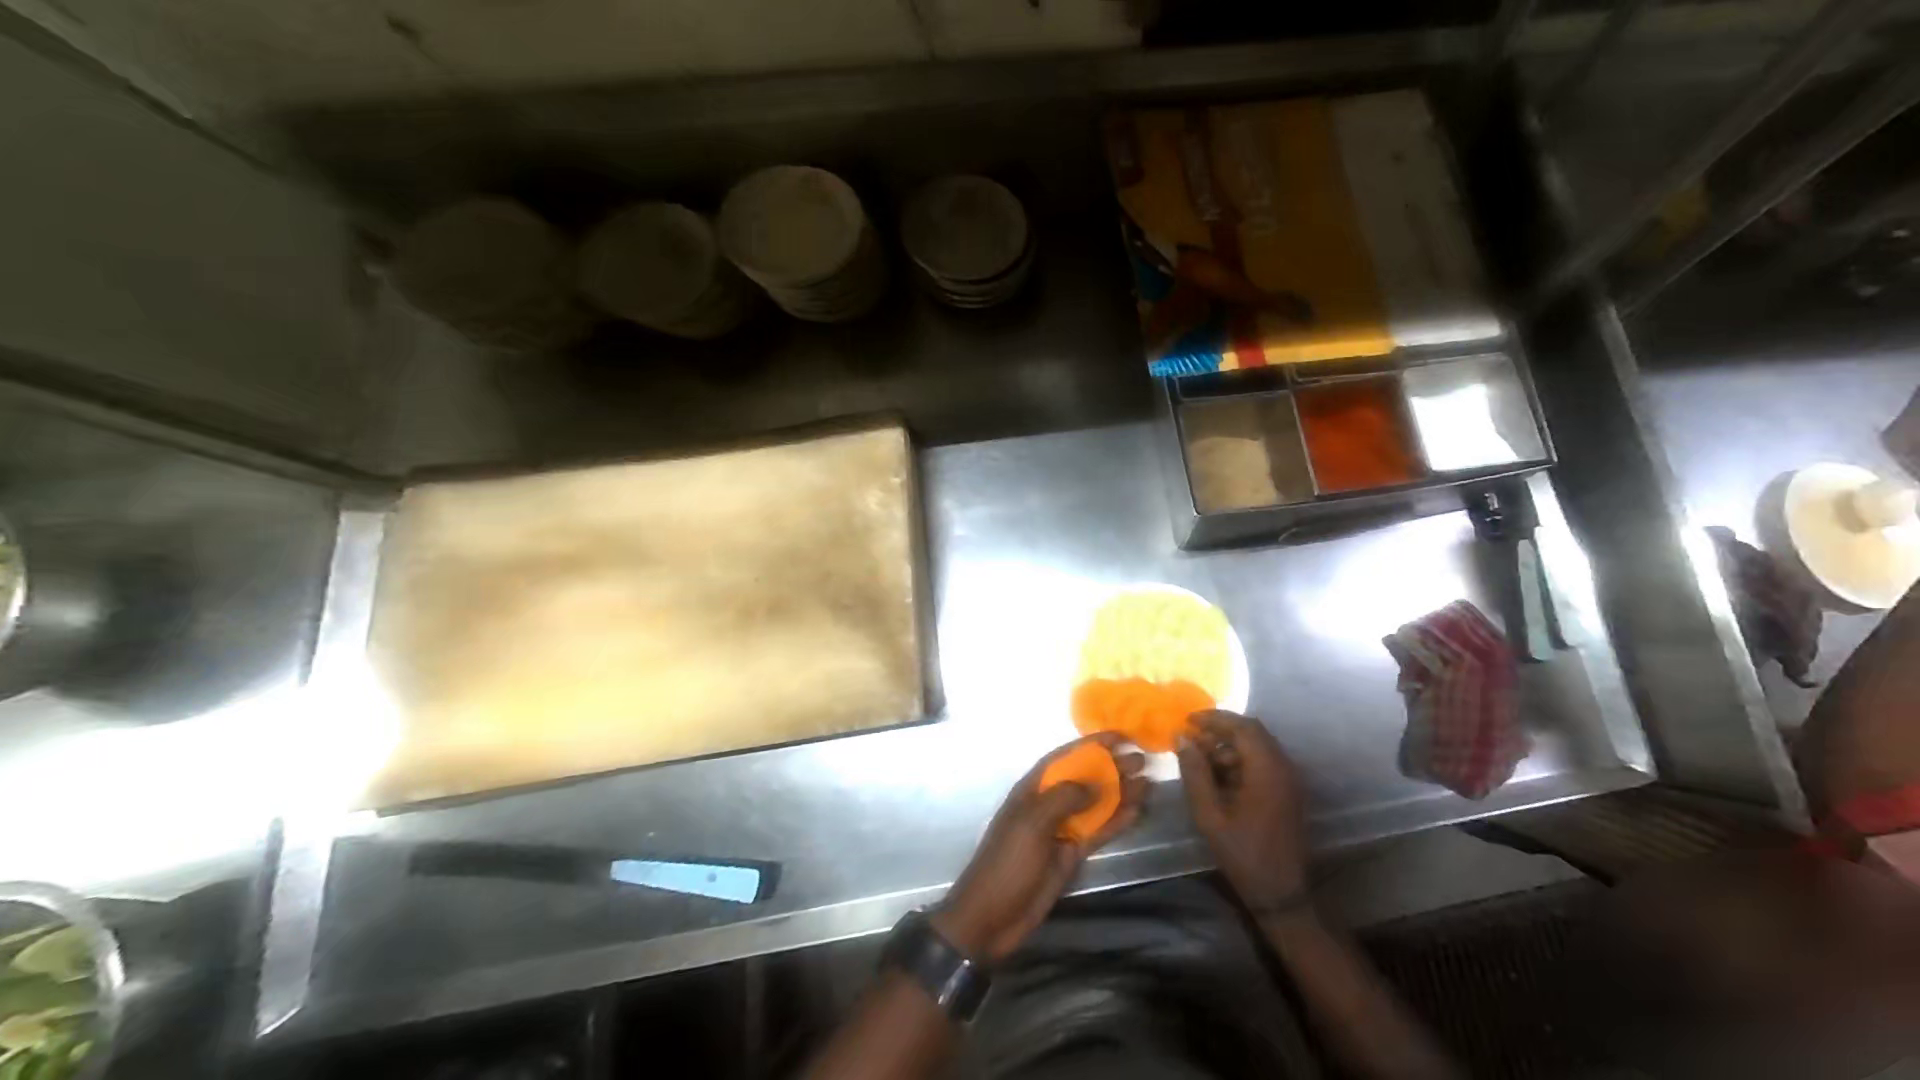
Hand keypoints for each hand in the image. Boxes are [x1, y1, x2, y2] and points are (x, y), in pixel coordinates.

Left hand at [933, 733, 1146, 962]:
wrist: (992, 916)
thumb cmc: (1007, 863)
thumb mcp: (1032, 824)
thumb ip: (1064, 798)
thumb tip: (1096, 783)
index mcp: (1032, 789)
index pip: (1065, 757)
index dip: (1091, 744)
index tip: (1120, 736)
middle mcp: (1048, 803)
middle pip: (1084, 778)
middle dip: (1111, 767)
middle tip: (1144, 760)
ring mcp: (1060, 829)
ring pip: (1095, 804)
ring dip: (1119, 793)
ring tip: (1149, 782)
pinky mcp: (1071, 853)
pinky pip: (1097, 831)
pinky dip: (1116, 821)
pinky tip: (1137, 811)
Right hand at [1177, 710, 1308, 909]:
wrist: (1281, 893)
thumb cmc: (1243, 854)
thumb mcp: (1210, 815)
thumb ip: (1195, 773)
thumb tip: (1183, 739)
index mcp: (1268, 771)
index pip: (1243, 728)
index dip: (1214, 719)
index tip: (1187, 721)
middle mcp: (1284, 768)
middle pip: (1253, 732)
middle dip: (1221, 729)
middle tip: (1192, 736)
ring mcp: (1290, 780)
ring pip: (1259, 745)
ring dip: (1230, 744)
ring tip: (1201, 756)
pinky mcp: (1289, 791)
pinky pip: (1264, 761)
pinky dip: (1240, 758)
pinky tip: (1219, 773)